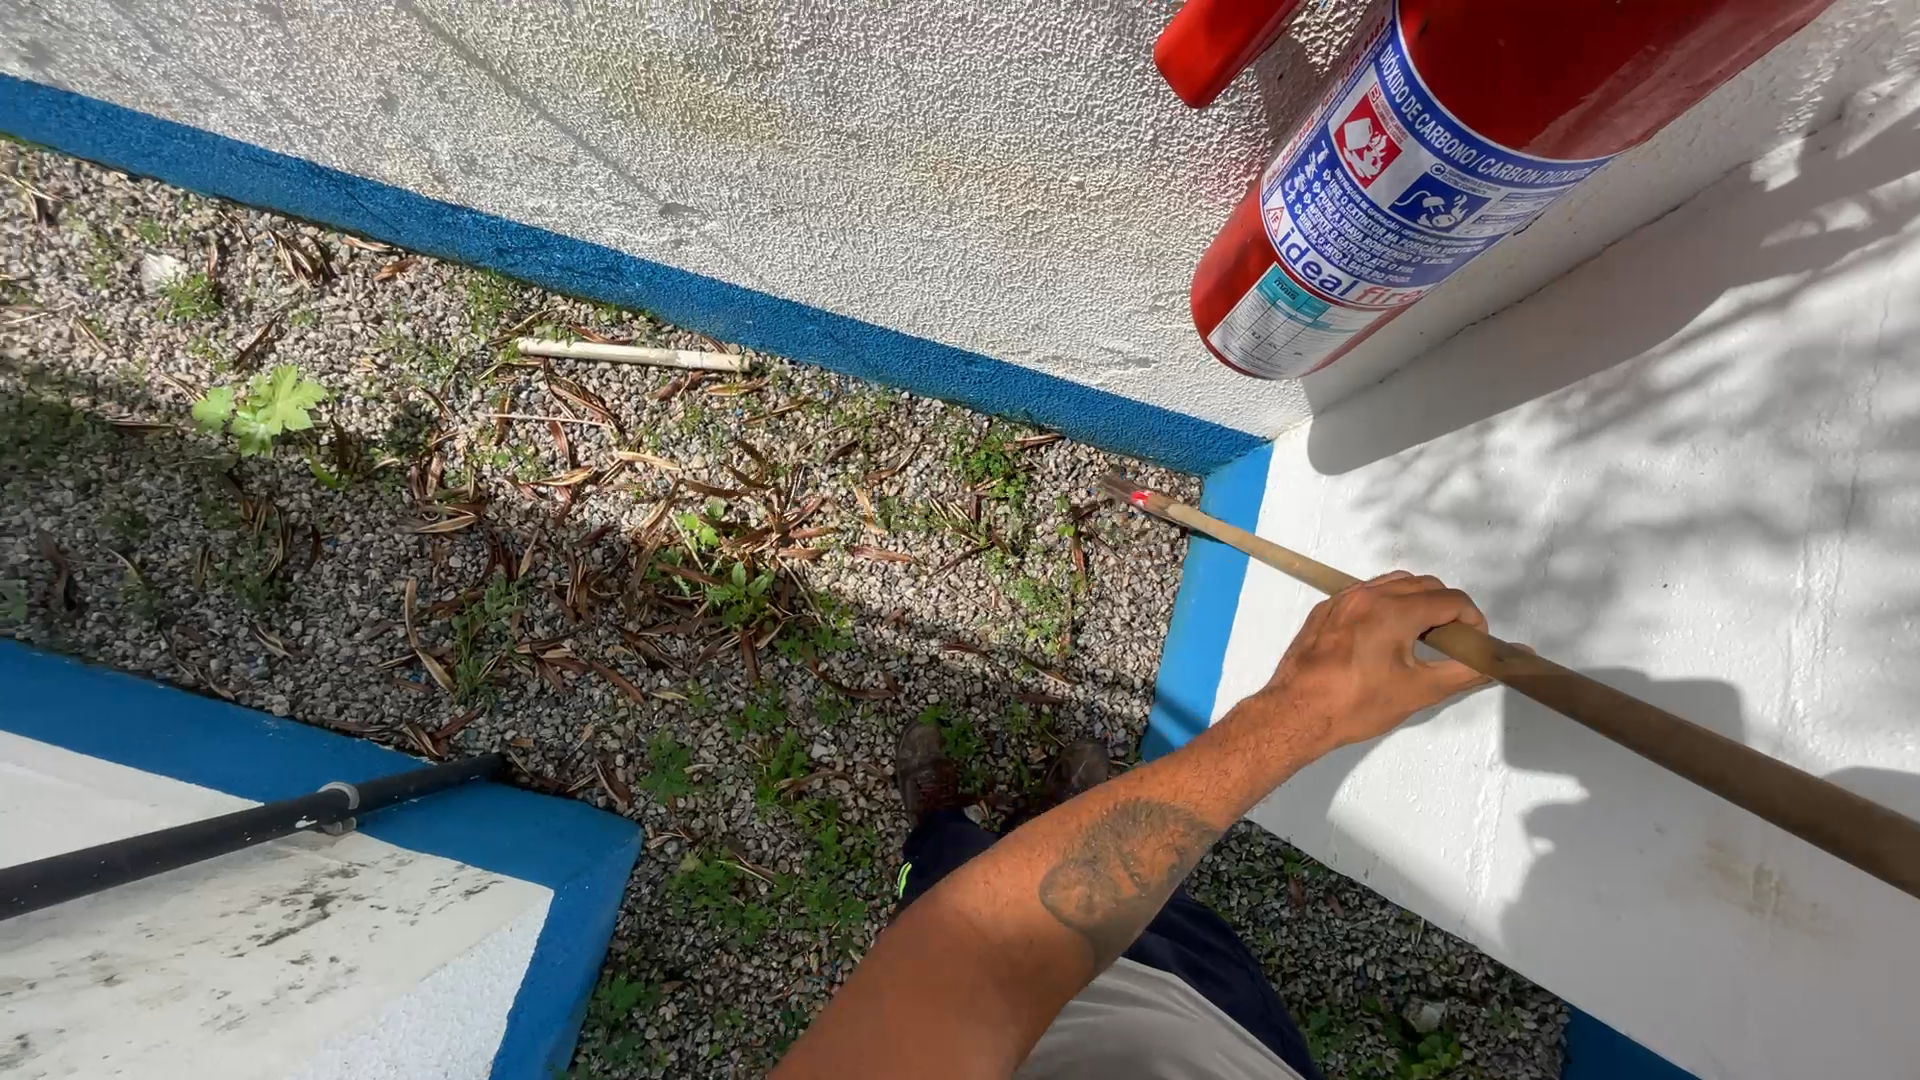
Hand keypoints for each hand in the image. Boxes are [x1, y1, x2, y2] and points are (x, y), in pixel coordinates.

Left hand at [1254, 571, 1491, 757]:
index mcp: (1392, 610)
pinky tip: (1382, 637)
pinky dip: (1383, 605)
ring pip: (1391, 584)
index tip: (1470, 645)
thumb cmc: (1359, 704)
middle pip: (1423, 585)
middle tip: (1447, 643)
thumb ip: (1470, 669)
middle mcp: (1365, 595)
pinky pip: (1363, 594)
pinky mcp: (1323, 610)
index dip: (1472, 620)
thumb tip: (1510, 657)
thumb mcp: (1422, 690)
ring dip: (1413, 602)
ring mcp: (1340, 600)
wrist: (1297, 712)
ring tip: (1417, 638)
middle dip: (1445, 608)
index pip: (1451, 599)